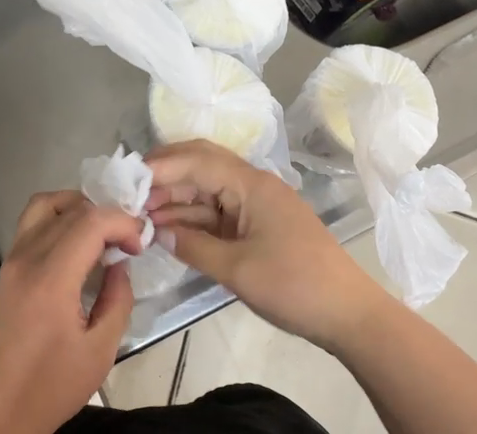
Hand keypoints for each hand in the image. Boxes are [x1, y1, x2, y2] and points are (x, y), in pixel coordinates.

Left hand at [0, 191, 144, 433]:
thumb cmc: (51, 387)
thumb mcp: (99, 352)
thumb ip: (117, 301)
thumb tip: (120, 266)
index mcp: (51, 278)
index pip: (90, 221)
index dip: (122, 222)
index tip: (141, 244)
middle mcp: (27, 258)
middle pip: (71, 209)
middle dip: (106, 216)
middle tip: (128, 243)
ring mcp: (12, 260)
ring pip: (46, 205)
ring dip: (79, 208)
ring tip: (102, 234)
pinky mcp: (6, 268)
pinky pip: (31, 222)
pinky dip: (58, 217)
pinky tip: (77, 243)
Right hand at [146, 140, 392, 352]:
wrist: (349, 315)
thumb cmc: (295, 285)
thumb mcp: (237, 269)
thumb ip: (192, 246)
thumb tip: (157, 231)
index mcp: (251, 183)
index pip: (197, 160)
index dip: (161, 167)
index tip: (127, 179)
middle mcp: (252, 185)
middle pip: (201, 165)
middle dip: (165, 175)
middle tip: (129, 191)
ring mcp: (256, 206)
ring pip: (207, 190)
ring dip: (175, 199)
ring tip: (139, 214)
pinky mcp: (258, 226)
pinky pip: (218, 212)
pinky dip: (192, 218)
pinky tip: (167, 229)